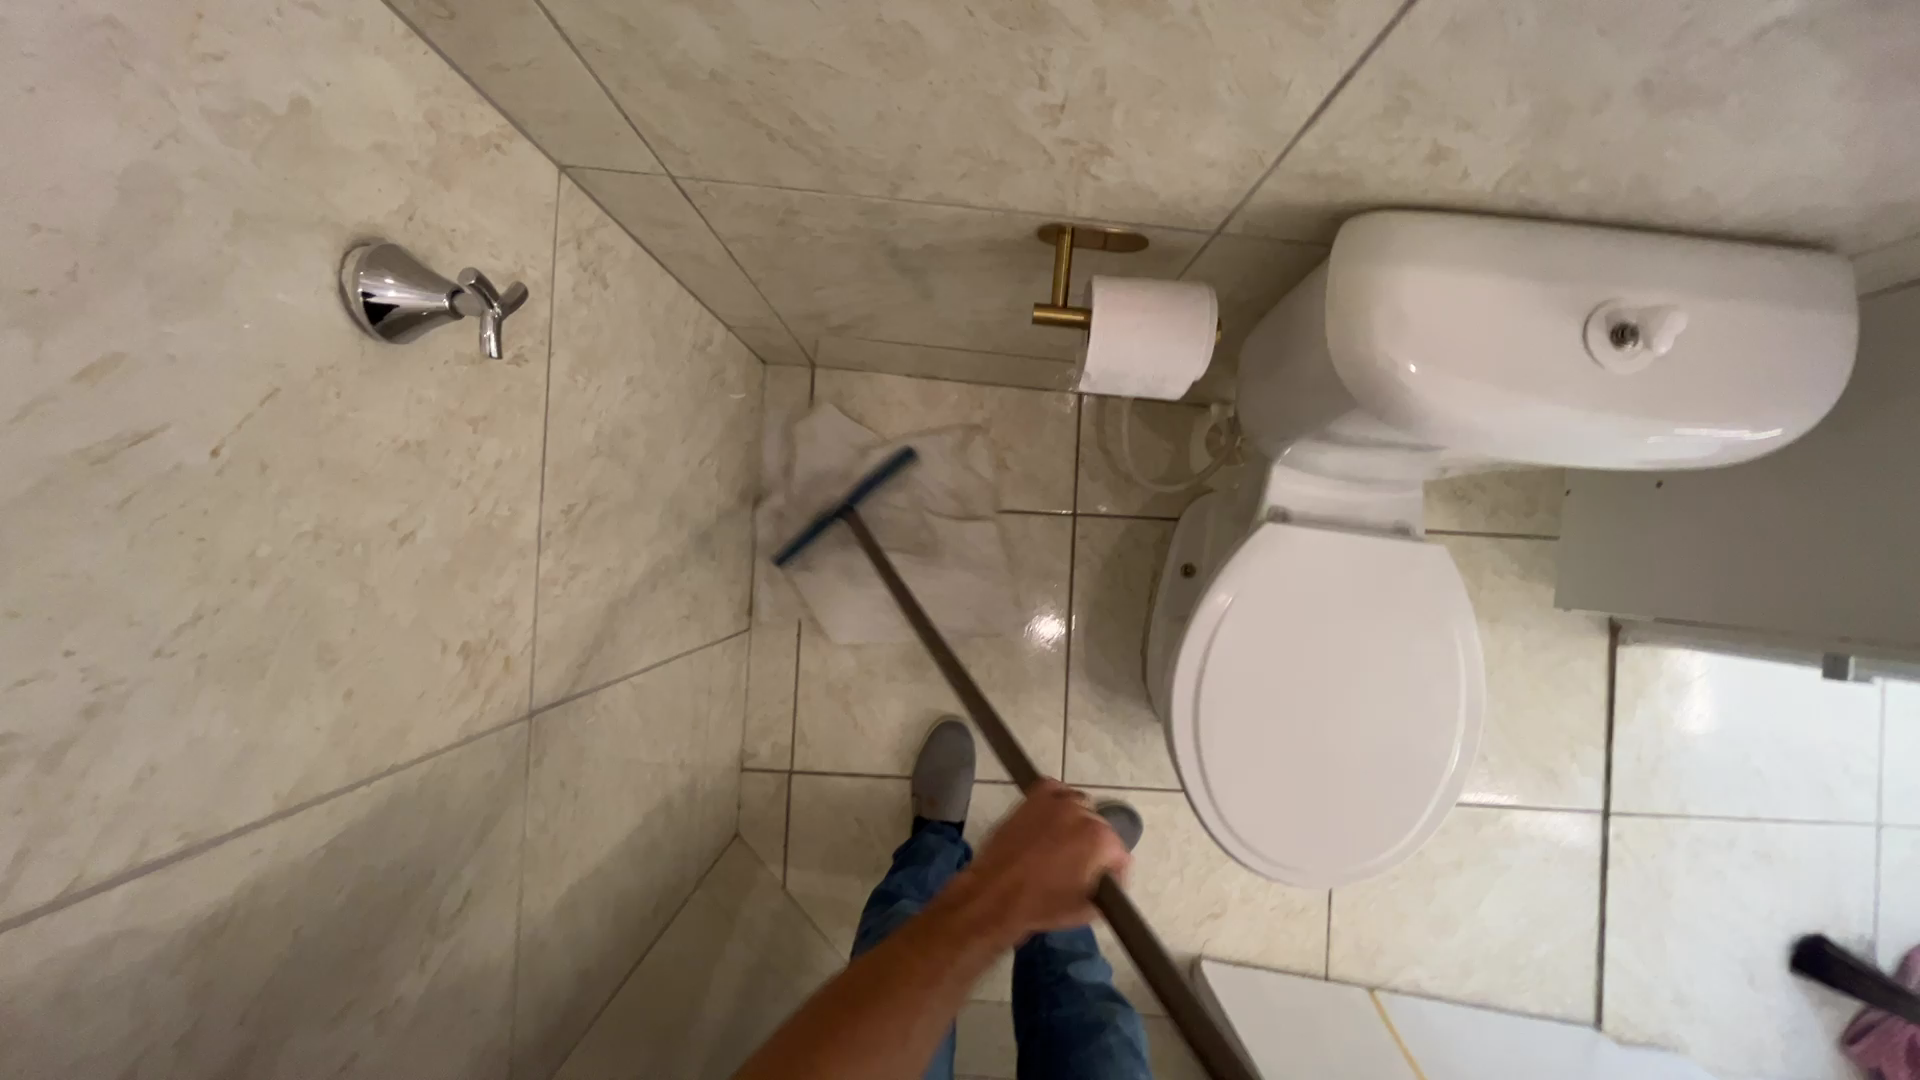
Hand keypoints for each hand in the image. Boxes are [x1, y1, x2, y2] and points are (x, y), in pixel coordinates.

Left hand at [963, 780, 1131, 937]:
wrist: (996, 892)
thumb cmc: (1042, 905)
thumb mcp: (1086, 909)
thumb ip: (1108, 892)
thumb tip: (1110, 884)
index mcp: (1101, 840)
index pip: (1121, 854)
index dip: (1115, 874)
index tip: (1106, 886)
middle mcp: (1083, 812)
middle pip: (1101, 828)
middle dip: (1097, 848)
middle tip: (1082, 868)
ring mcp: (1057, 800)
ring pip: (1081, 806)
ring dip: (1078, 823)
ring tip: (1065, 844)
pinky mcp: (1034, 795)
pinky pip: (1056, 789)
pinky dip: (1058, 801)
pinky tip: (1052, 818)